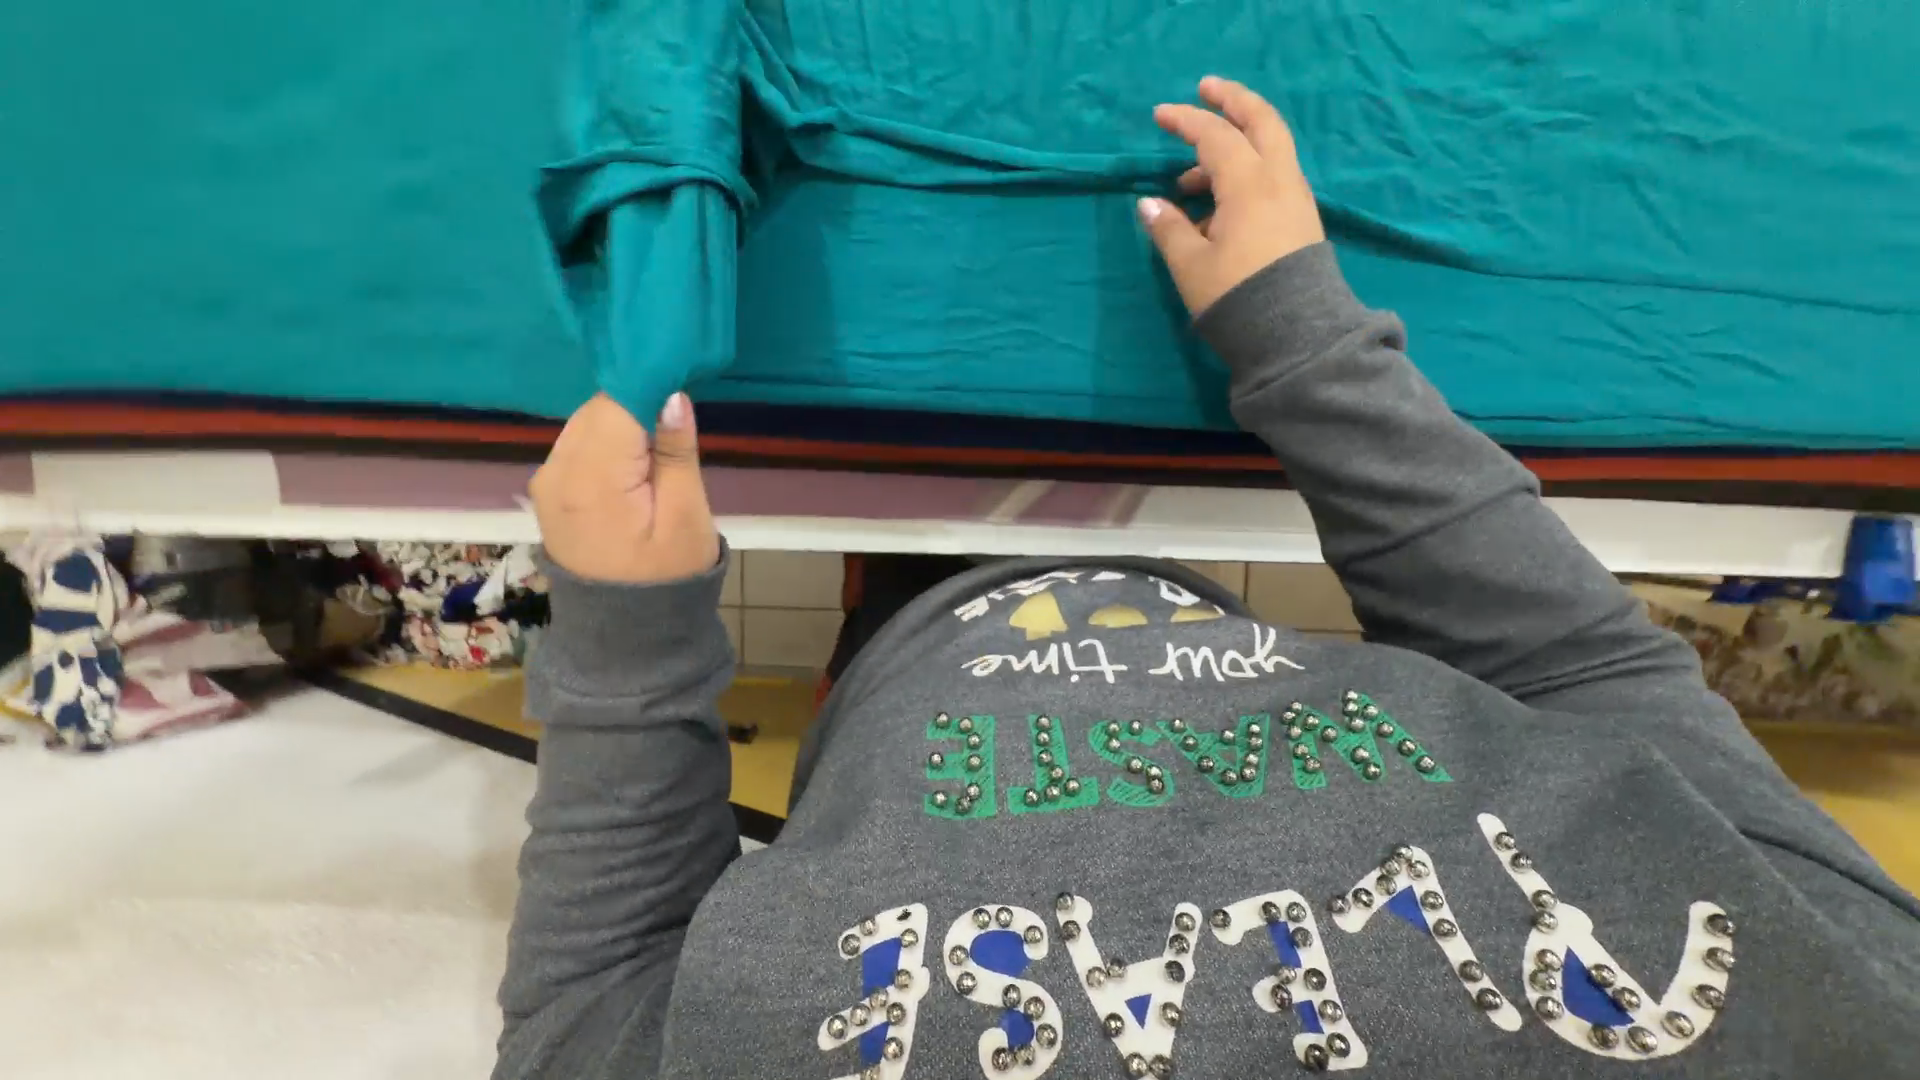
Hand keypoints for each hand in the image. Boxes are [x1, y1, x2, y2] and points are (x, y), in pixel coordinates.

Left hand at [529, 392, 720, 584]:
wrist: (627, 630)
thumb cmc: (667, 573)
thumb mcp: (686, 516)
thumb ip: (676, 453)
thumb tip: (671, 394)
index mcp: (591, 477)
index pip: (617, 404)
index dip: (650, 388)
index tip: (681, 386)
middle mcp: (555, 470)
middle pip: (598, 411)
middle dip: (637, 409)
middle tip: (678, 429)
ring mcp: (545, 481)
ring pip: (586, 424)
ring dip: (623, 427)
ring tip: (659, 452)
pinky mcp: (548, 490)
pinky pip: (578, 446)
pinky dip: (607, 444)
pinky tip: (634, 466)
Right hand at [1139, 76, 1325, 316]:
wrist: (1292, 334)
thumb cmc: (1234, 296)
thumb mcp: (1190, 266)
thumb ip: (1168, 229)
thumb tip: (1149, 204)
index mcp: (1248, 184)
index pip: (1215, 136)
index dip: (1185, 121)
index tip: (1159, 116)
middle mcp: (1278, 180)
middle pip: (1260, 122)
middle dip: (1232, 102)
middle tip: (1207, 91)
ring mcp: (1294, 198)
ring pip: (1269, 151)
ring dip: (1234, 148)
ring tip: (1190, 180)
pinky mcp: (1300, 220)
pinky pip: (1272, 178)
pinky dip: (1245, 173)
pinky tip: (1219, 205)